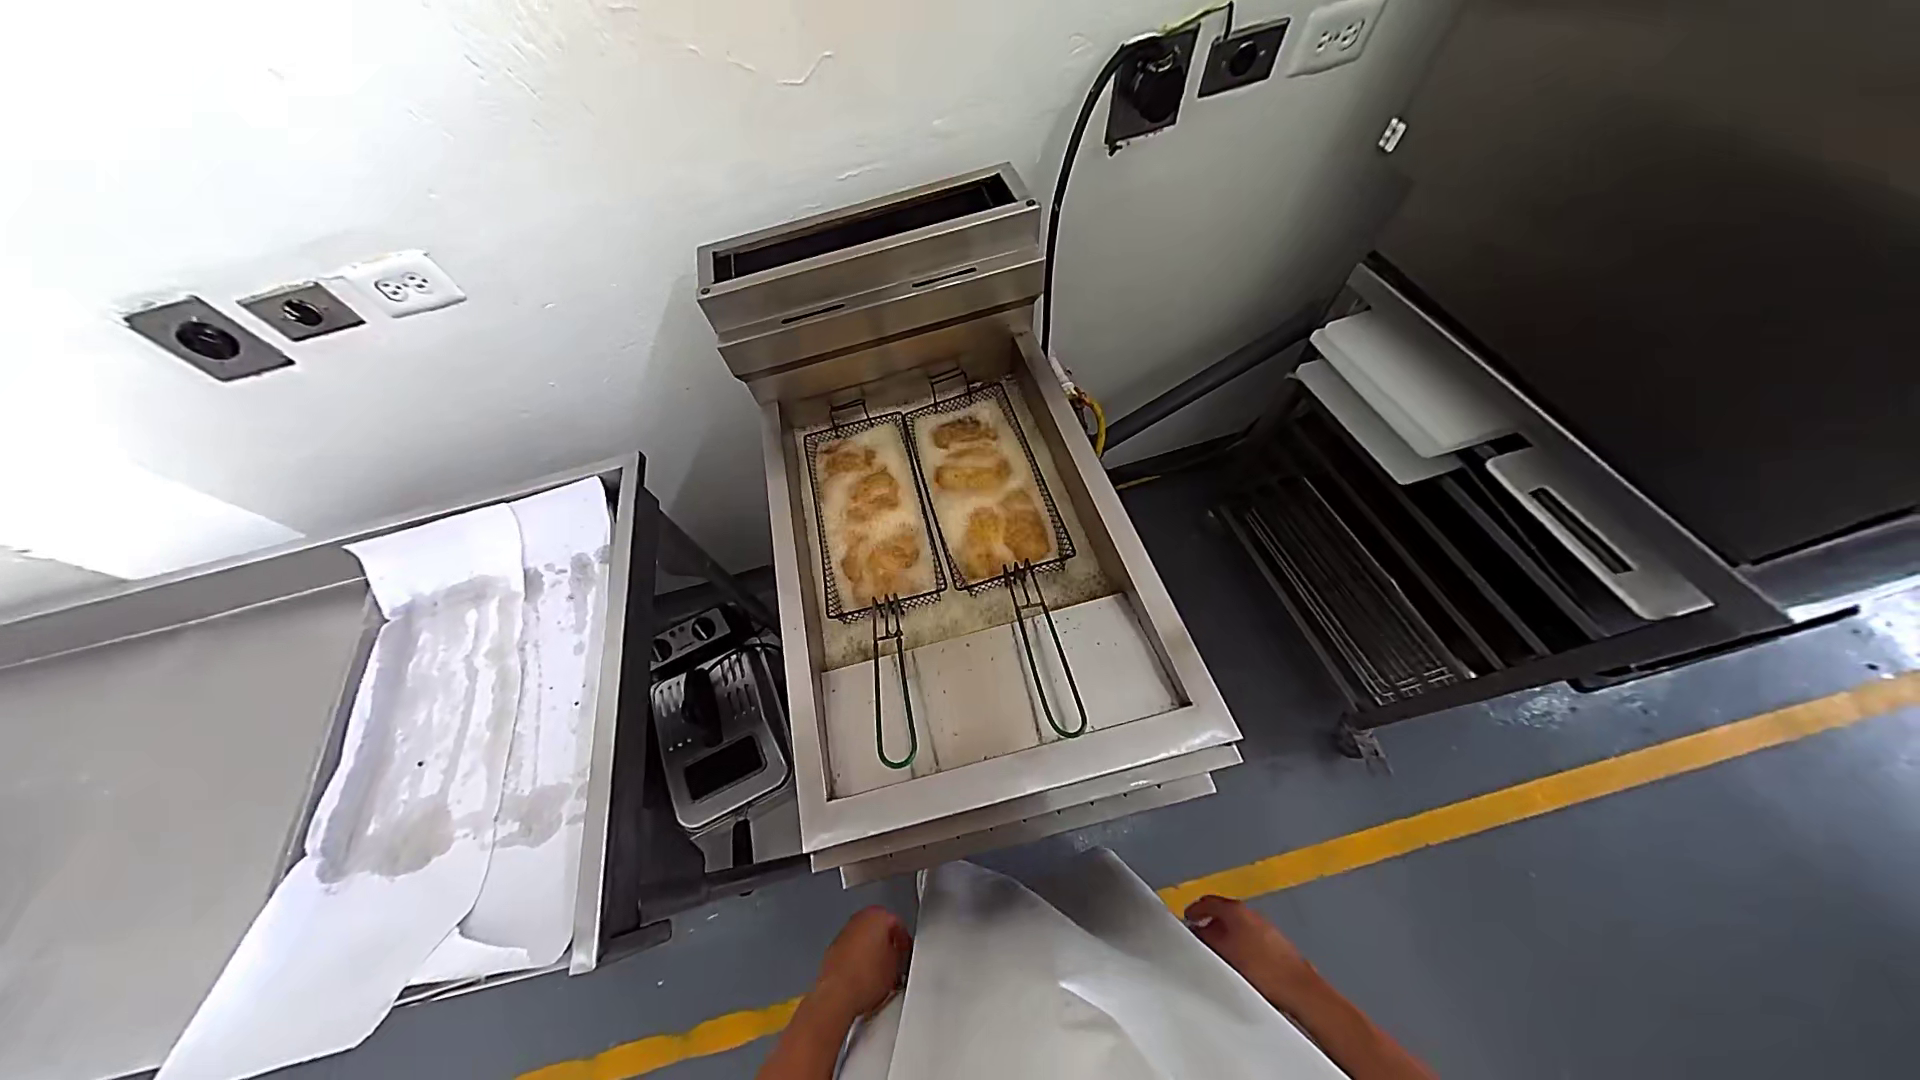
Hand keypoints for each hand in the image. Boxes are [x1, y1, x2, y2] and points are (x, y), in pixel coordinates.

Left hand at [811, 906, 910, 1020]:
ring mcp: (845, 932)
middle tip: (894, 961)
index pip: (898, 924)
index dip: (904, 941)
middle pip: (879, 928)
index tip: (905, 953)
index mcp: (878, 916)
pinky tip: (863, 976)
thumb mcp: (896, 965)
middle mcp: (860, 919)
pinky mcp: (833, 948)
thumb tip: (896, 955)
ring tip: (879, 972)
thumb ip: (899, 953)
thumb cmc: (867, 977)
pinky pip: (852, 949)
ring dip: (872, 951)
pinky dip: (858, 958)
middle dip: (887, 944)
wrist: (837, 994)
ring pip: (865, 938)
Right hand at [1185, 895, 1318, 1010]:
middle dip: (1209, 923)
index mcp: (1236, 910)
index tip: (1187, 918)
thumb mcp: (1222, 953)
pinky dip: (1240, 943)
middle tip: (1200, 937)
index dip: (1194, 909)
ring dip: (1225, 934)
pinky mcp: (1278, 944)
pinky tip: (1240, 962)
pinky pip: (1251, 937)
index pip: (1208, 901)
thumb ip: (1205, 939)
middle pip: (1223, 912)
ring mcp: (1267, 928)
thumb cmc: (1259, 969)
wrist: (1299, 990)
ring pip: (1238, 926)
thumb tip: (1196, 931)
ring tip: (1218, 952)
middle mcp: (1251, 913)